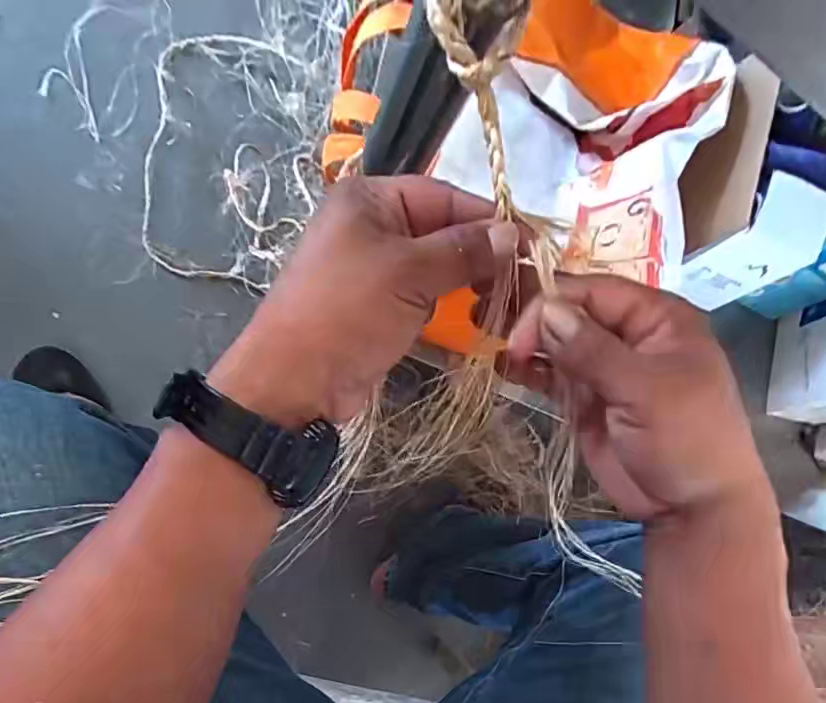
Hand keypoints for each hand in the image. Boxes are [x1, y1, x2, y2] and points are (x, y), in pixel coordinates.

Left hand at [210, 175, 515, 424]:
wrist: (296, 382)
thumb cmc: (347, 313)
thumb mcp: (408, 274)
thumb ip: (461, 251)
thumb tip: (509, 234)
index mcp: (371, 200)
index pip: (444, 197)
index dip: (488, 219)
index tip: (528, 244)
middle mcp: (372, 229)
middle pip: (442, 233)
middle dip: (481, 257)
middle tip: (520, 283)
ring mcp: (375, 273)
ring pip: (436, 271)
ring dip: (469, 287)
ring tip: (501, 306)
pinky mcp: (379, 311)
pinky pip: (424, 301)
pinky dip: (449, 310)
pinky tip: (475, 323)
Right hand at [504, 274, 772, 522]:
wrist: (690, 505)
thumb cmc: (684, 439)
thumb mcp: (643, 390)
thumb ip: (593, 350)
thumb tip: (546, 310)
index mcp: (657, 319)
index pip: (595, 292)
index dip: (554, 303)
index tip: (519, 332)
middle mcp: (628, 337)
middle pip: (573, 313)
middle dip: (533, 318)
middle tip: (487, 321)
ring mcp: (606, 371)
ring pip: (559, 345)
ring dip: (527, 344)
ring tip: (492, 345)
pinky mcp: (587, 402)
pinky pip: (554, 378)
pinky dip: (531, 372)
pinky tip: (504, 369)